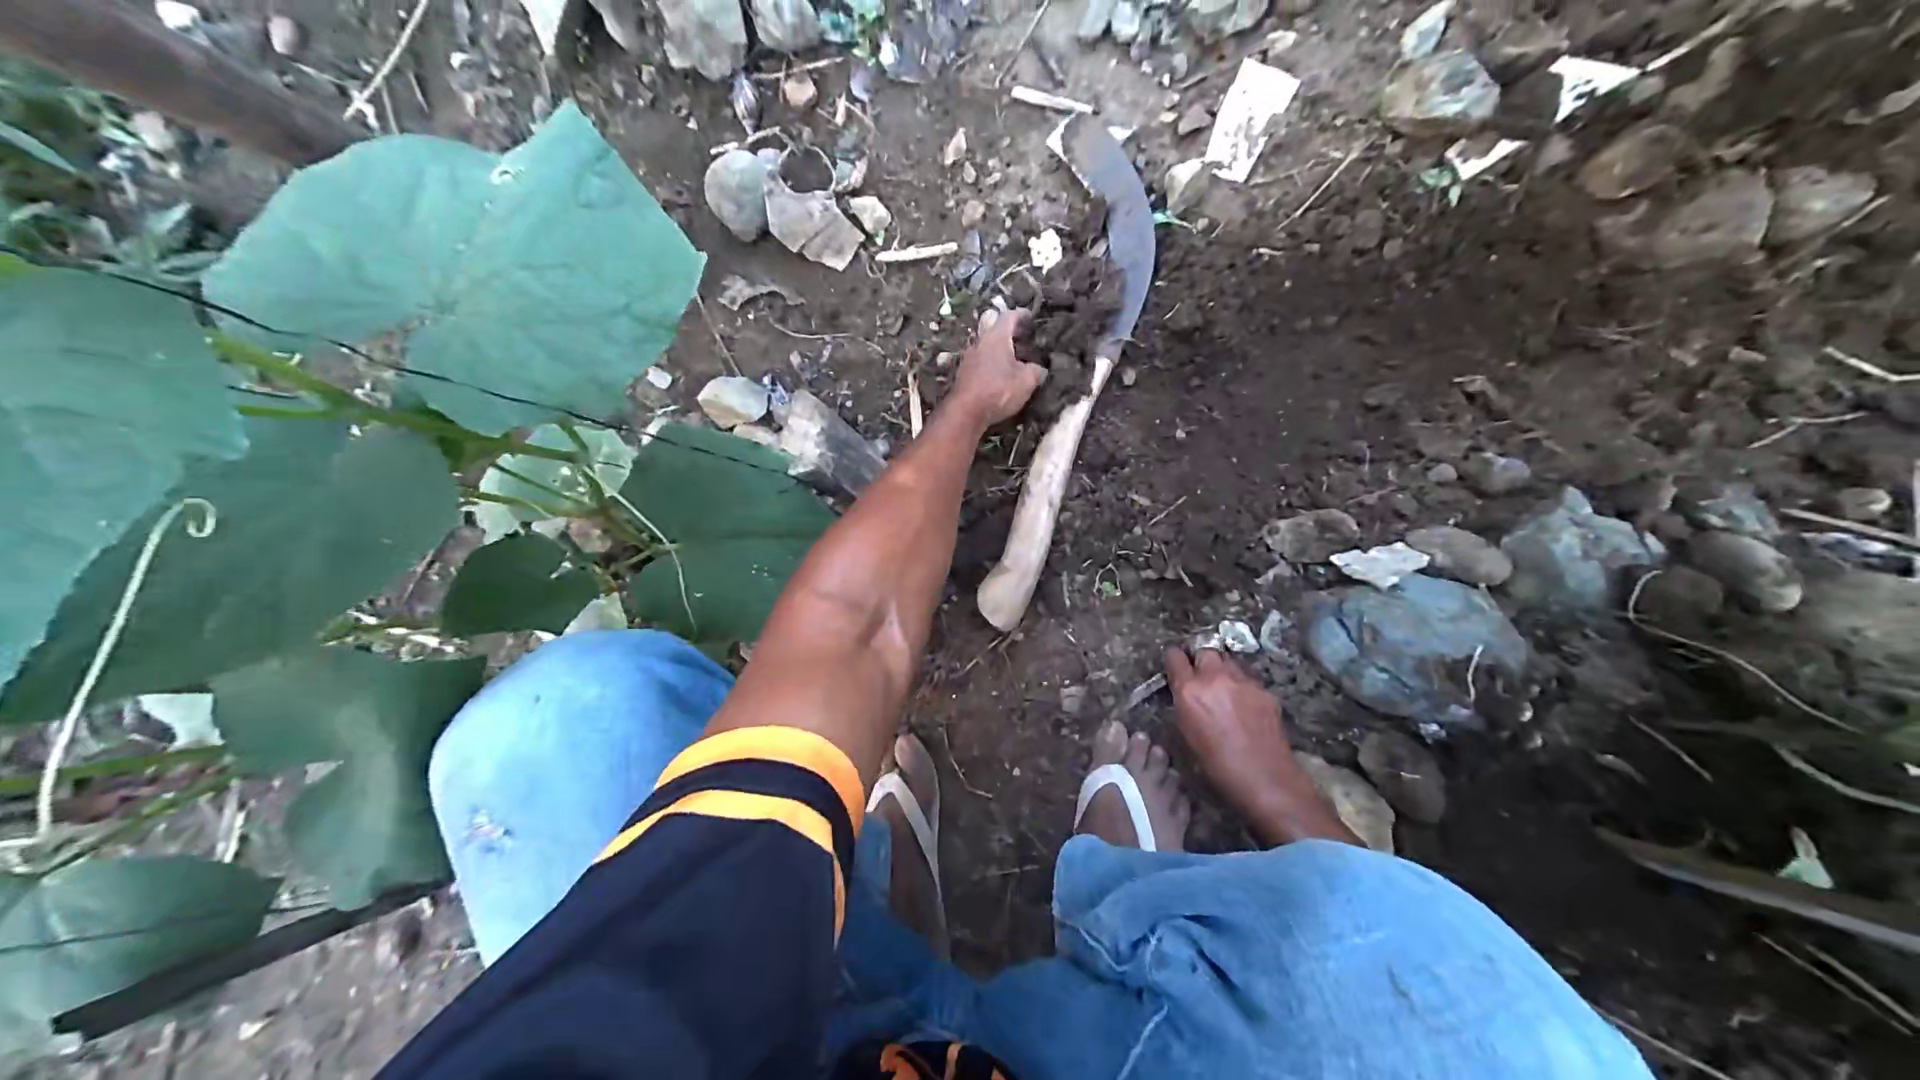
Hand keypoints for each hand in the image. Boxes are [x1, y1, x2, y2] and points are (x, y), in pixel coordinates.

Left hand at [949, 308, 1045, 427]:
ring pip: (985, 344)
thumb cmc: (998, 390)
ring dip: (999, 348)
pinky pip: (980, 360)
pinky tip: (1000, 373)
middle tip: (1021, 335)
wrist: (965, 412)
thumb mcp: (1027, 380)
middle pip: (992, 326)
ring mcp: (969, 357)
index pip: (1009, 316)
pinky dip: (992, 362)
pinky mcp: (964, 373)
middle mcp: (980, 341)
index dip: (1022, 315)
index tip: (1030, 317)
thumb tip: (1039, 369)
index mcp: (996, 336)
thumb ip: (1036, 370)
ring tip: (1014, 357)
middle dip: (1006, 329)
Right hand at [1164, 648, 1293, 790]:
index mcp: (1189, 690)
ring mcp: (1243, 681)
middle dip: (1201, 659)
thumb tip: (1186, 692)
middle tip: (1201, 675)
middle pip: (1205, 650)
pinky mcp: (1264, 690)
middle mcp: (1215, 678)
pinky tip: (1244, 703)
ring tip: (1224, 686)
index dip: (1174, 659)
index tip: (1175, 664)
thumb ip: (1185, 704)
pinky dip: (1241, 684)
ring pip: (1228, 660)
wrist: (1264, 778)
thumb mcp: (1187, 732)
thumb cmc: (1217, 764)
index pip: (1175, 656)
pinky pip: (1247, 678)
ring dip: (1222, 669)